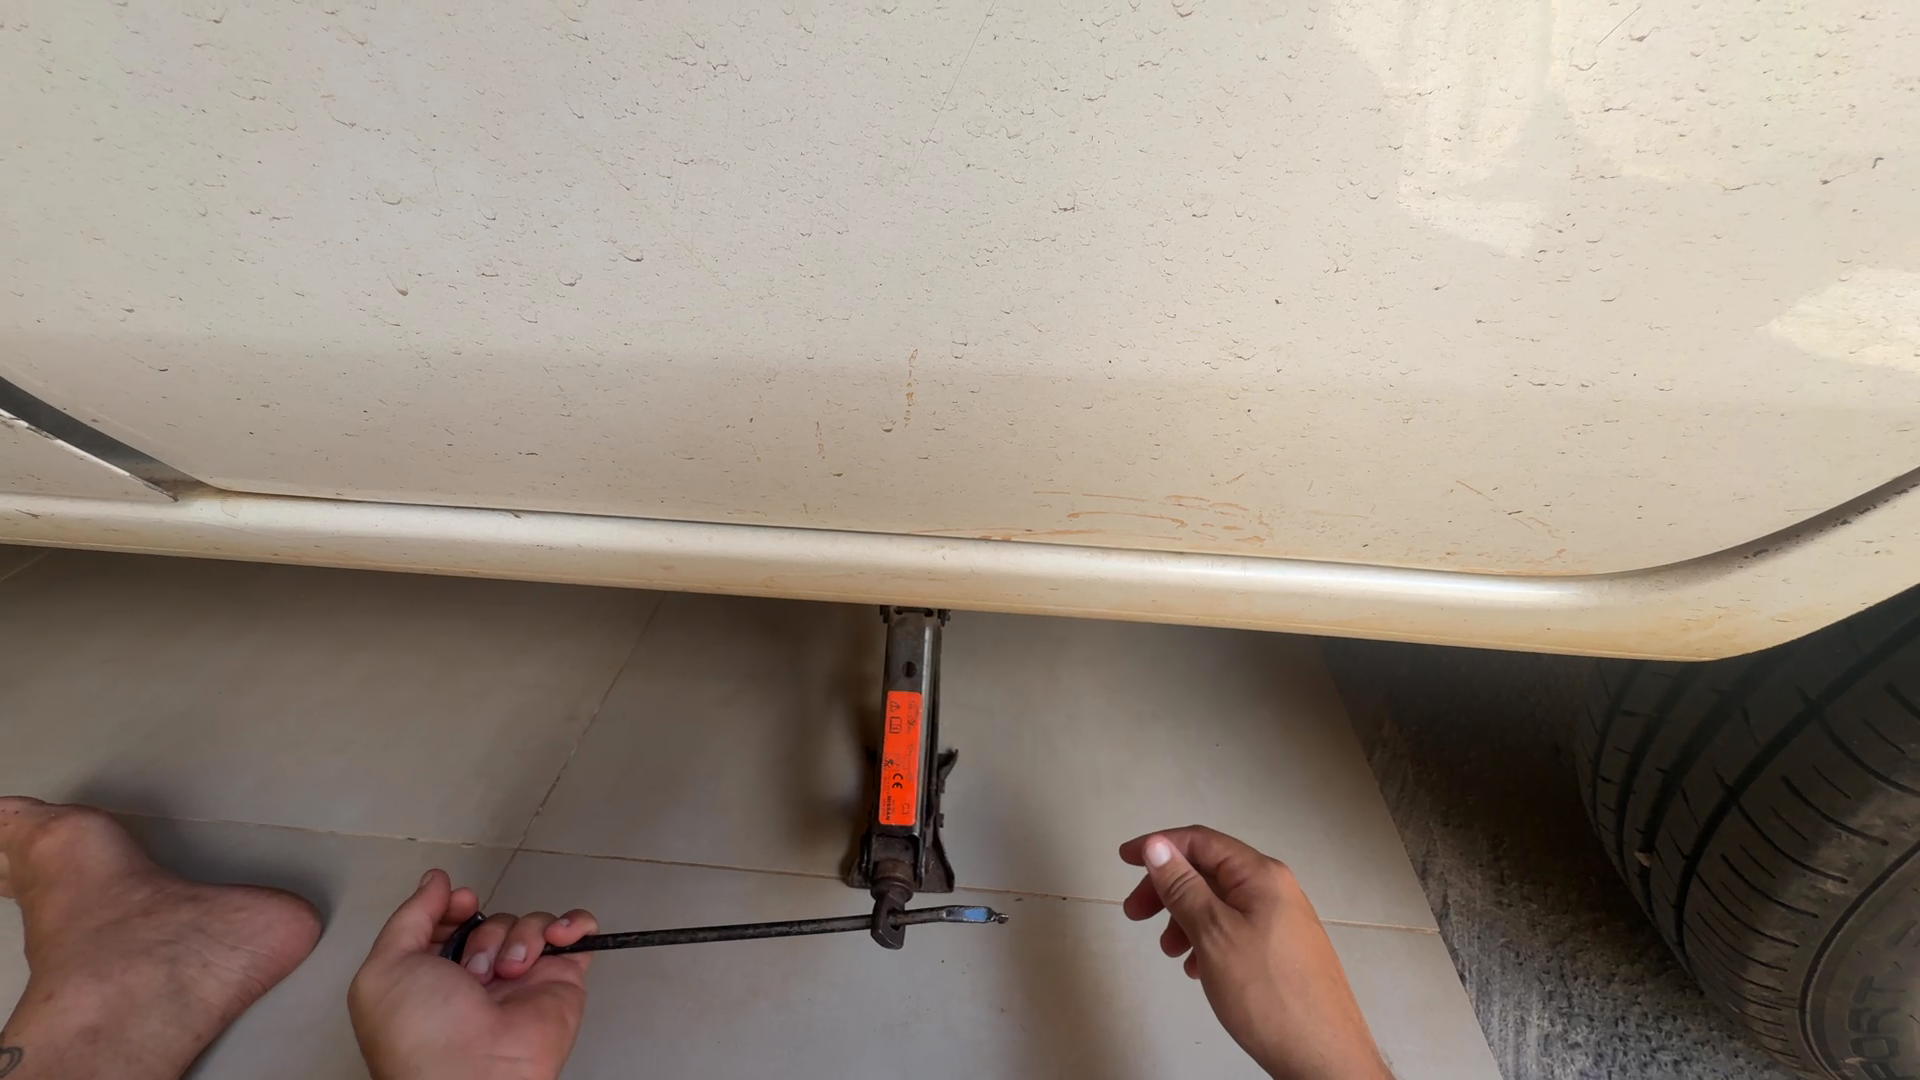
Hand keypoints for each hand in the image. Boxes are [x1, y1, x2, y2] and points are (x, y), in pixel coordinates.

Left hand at [348, 870, 598, 1079]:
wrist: (478, 1069)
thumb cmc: (423, 1029)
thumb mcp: (386, 972)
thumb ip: (409, 918)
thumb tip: (436, 880)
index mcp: (436, 977)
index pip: (454, 923)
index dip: (457, 905)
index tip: (461, 903)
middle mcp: (481, 976)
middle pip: (495, 920)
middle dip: (489, 932)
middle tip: (477, 969)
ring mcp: (526, 974)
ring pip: (533, 922)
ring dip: (524, 936)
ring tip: (513, 971)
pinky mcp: (565, 975)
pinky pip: (578, 931)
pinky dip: (575, 923)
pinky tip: (561, 937)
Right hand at [1120, 826, 1393, 1079]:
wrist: (1327, 1064)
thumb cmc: (1267, 993)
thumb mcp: (1213, 933)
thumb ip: (1182, 886)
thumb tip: (1156, 845)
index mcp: (1260, 874)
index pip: (1200, 841)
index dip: (1158, 845)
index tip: (1125, 860)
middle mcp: (1274, 889)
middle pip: (1207, 871)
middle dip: (1167, 888)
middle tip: (1135, 913)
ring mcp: (1282, 920)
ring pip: (1218, 903)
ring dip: (1184, 917)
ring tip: (1168, 950)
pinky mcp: (1284, 951)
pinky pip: (1234, 928)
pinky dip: (1207, 939)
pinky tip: (1196, 967)